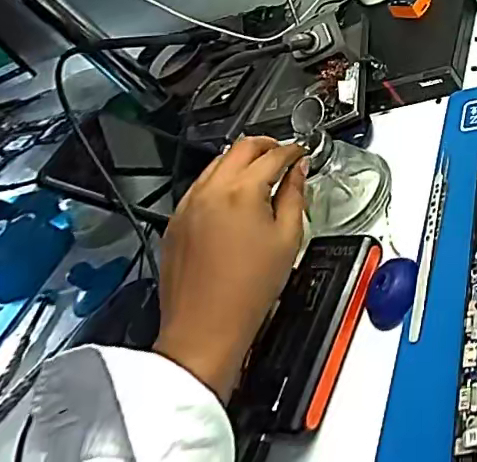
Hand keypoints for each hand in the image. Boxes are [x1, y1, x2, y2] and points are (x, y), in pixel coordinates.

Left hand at [154, 136, 306, 399]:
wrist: (204, 331)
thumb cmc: (247, 292)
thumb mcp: (288, 238)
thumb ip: (295, 195)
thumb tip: (298, 172)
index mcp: (241, 191)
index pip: (273, 154)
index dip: (293, 150)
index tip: (301, 154)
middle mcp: (210, 191)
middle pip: (241, 147)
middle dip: (266, 145)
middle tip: (283, 154)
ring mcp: (188, 206)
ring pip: (217, 162)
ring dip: (241, 160)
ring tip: (260, 172)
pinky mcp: (175, 223)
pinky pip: (200, 186)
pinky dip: (220, 180)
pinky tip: (234, 196)